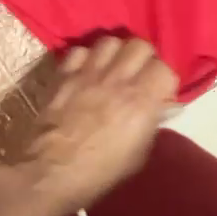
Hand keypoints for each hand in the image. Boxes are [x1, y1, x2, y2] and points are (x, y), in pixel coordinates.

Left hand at [3, 36, 178, 215]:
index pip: (165, 67)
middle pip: (140, 45)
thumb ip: (151, 124)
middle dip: (144, 57)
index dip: (165, 78)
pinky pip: (79, 51)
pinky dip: (86, 58)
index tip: (161, 90)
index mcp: (142, 101)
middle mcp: (117, 80)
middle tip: (140, 74)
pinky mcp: (63, 76)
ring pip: (110, 41)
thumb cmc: (101, 173)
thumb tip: (160, 107)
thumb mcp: (139, 155)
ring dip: (116, 52)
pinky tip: (86, 72)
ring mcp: (87, 74)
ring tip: (113, 68)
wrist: (51, 173)